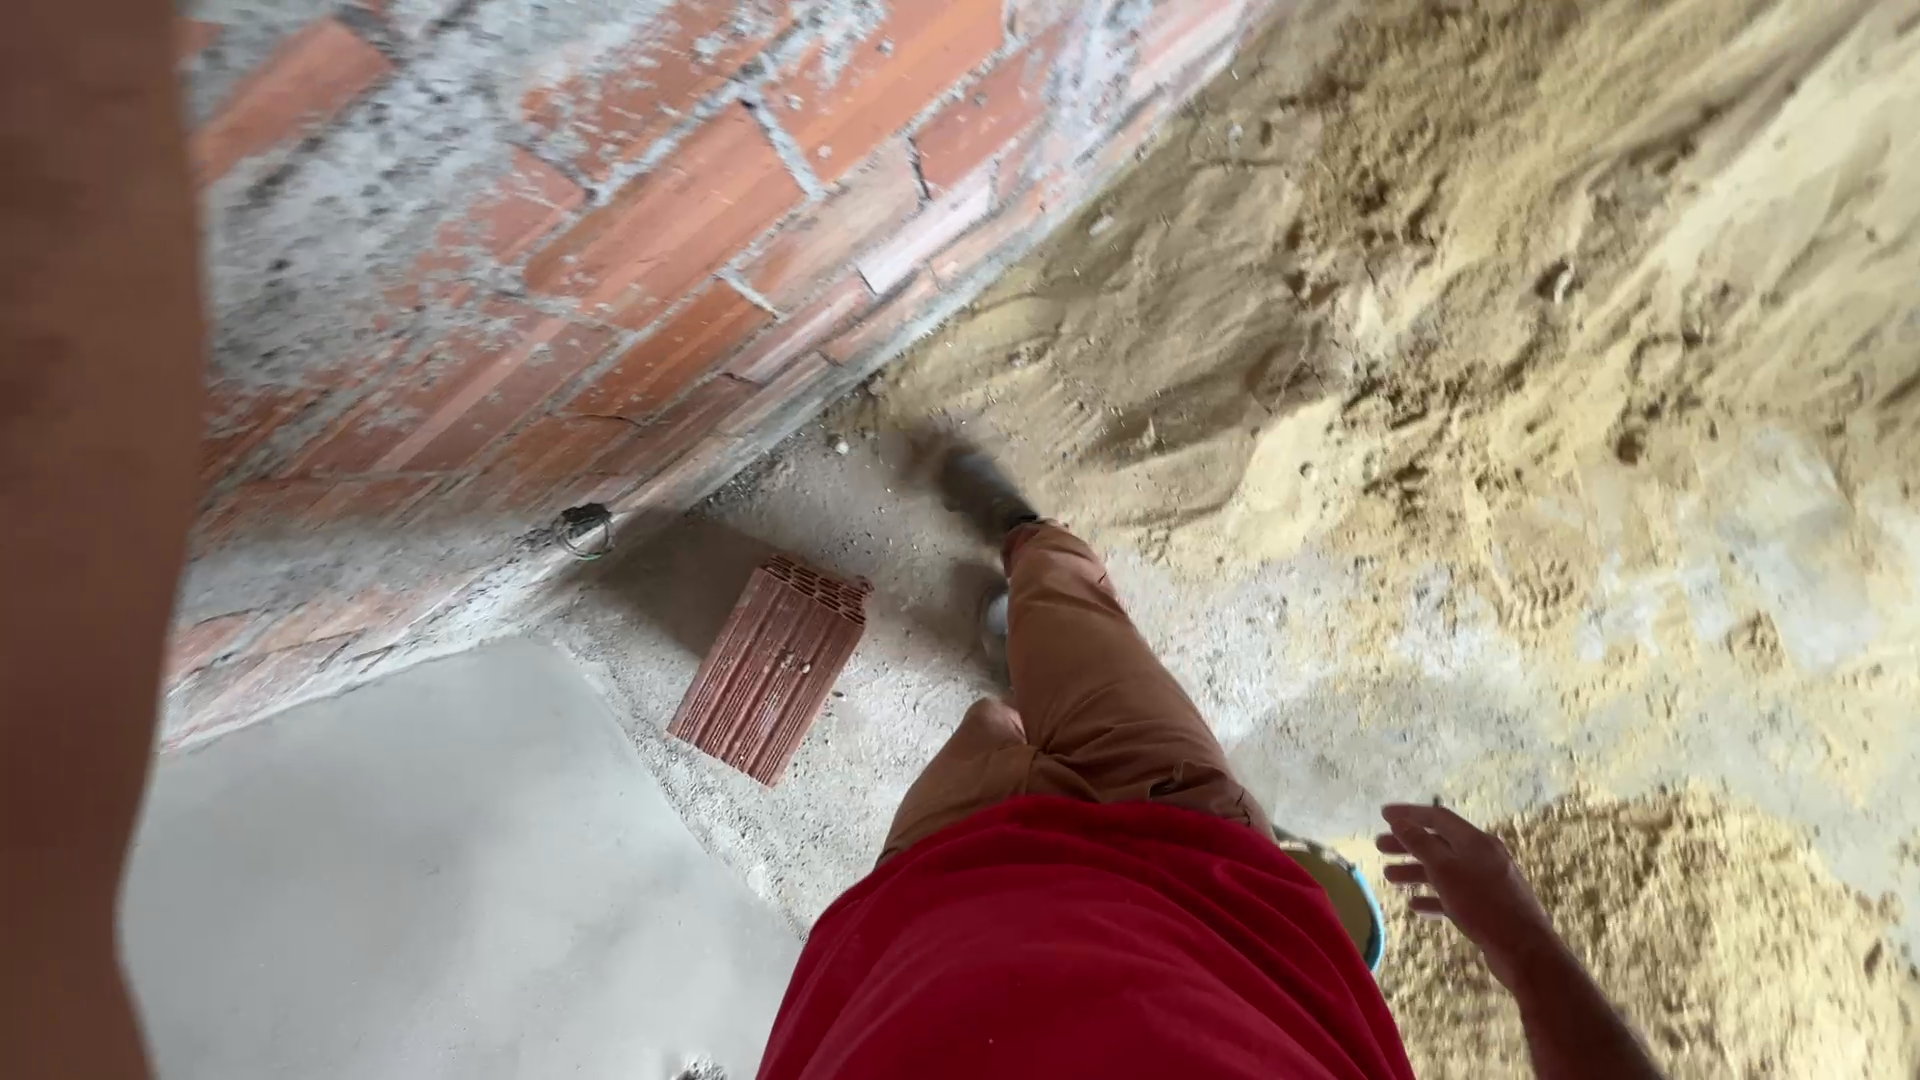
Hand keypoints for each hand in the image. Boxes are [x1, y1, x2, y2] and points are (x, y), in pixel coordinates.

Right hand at [1376, 803, 1563, 988]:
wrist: (1527, 954)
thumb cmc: (1482, 904)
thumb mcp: (1444, 869)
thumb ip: (1420, 843)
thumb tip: (1400, 822)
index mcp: (1476, 841)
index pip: (1437, 817)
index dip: (1408, 814)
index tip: (1383, 815)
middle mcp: (1483, 856)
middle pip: (1438, 843)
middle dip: (1407, 844)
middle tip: (1380, 847)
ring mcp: (1488, 882)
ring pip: (1444, 870)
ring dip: (1415, 871)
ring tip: (1390, 878)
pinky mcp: (1490, 907)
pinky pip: (1455, 894)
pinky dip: (1434, 896)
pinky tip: (1417, 906)